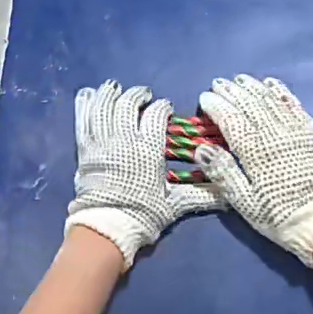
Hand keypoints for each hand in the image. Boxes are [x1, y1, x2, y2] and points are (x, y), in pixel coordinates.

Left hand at [64, 81, 220, 268]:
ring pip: (104, 107)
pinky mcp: (84, 148)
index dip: (162, 107)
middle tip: (142, 95)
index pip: (157, 116)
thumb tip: (229, 196)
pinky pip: (83, 119)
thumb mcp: (175, 204)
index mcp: (149, 149)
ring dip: (110, 93)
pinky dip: (85, 103)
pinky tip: (88, 92)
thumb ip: (201, 194)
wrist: (107, 225)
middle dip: (137, 95)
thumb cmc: (143, 214)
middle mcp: (125, 139)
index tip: (164, 107)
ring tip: (115, 87)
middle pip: (129, 105)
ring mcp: (102, 142)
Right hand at [195, 76, 312, 266]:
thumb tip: (201, 148)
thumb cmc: (281, 214)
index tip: (205, 97)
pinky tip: (275, 86)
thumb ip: (223, 172)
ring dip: (255, 88)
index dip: (217, 106)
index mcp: (254, 152)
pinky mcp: (311, 137)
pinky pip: (295, 108)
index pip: (231, 120)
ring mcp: (295, 134)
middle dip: (233, 92)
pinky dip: (283, 95)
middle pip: (251, 106)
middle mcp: (274, 136)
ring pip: (272, 103)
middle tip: (219, 83)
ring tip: (242, 79)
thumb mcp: (245, 201)